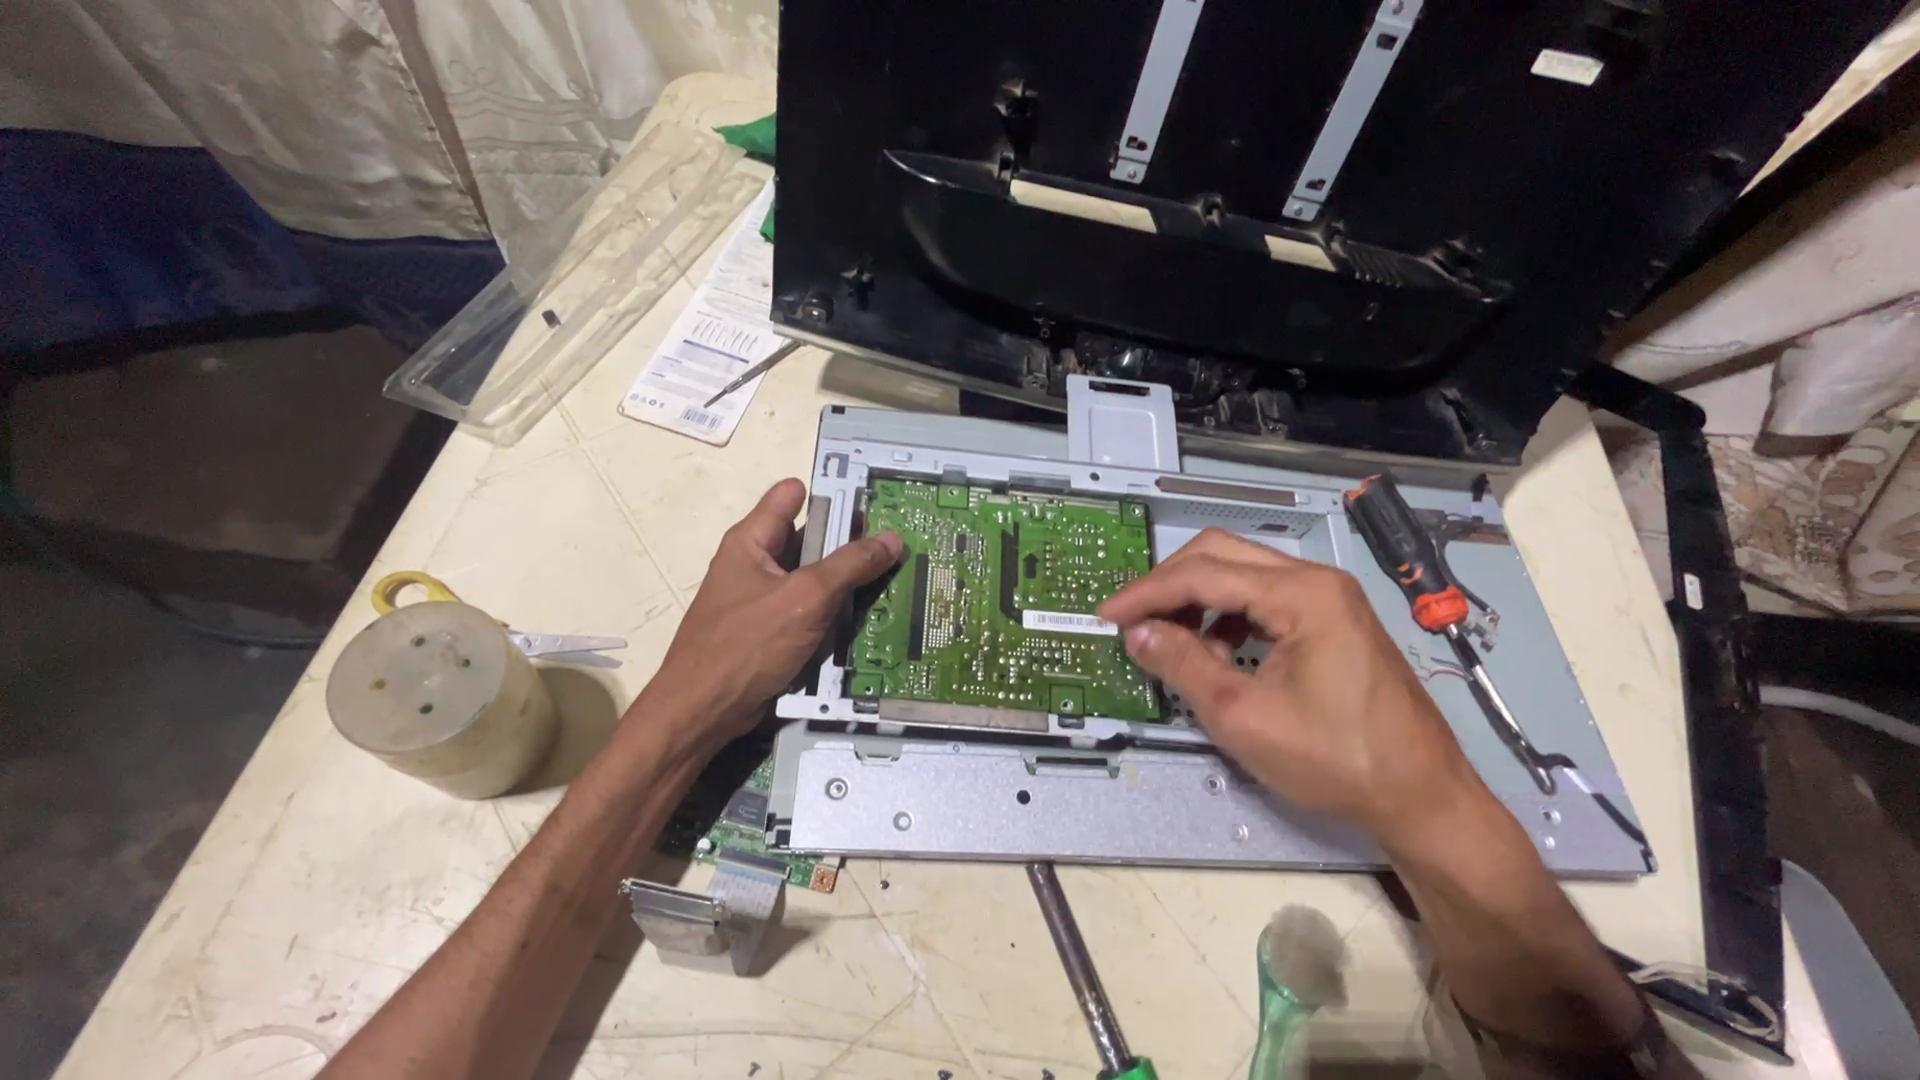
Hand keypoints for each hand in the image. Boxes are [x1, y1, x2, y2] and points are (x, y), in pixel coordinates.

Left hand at [648, 478, 901, 745]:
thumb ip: (851, 565)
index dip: (830, 491)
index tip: (873, 498)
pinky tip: (870, 620)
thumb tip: (891, 539)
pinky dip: (836, 615)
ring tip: (896, 579)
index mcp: (752, 541)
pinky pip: (811, 614)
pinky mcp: (773, 634)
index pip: (791, 495)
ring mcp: (764, 601)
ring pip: (815, 581)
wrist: (705, 711)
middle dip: (851, 540)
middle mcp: (756, 564)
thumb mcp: (807, 597)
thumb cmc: (748, 644)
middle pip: (810, 539)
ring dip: (848, 583)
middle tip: (899, 543)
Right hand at [1096, 528, 1487, 843]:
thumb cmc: (1336, 759)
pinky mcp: (1333, 619)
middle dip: (1169, 584)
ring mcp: (1329, 598)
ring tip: (1171, 643)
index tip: (1107, 616)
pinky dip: (1227, 614)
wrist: (1421, 796)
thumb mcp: (1243, 716)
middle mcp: (1317, 581)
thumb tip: (1136, 634)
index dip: (1147, 593)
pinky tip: (1215, 650)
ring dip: (1197, 599)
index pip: (1203, 575)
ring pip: (1242, 573)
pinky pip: (1264, 597)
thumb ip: (1183, 666)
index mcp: (1302, 595)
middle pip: (1221, 555)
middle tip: (1132, 621)